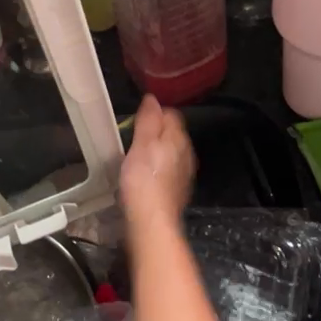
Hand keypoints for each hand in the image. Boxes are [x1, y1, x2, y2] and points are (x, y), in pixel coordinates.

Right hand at [120, 95, 194, 226]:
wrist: (152, 222)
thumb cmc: (143, 181)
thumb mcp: (142, 144)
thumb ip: (149, 120)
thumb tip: (153, 98)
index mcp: (178, 139)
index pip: (171, 114)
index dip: (155, 113)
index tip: (137, 120)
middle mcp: (187, 154)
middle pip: (173, 134)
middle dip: (156, 132)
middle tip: (133, 138)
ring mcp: (184, 174)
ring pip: (171, 153)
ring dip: (157, 152)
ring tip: (136, 158)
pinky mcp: (177, 191)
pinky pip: (168, 171)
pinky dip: (157, 170)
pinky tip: (144, 178)